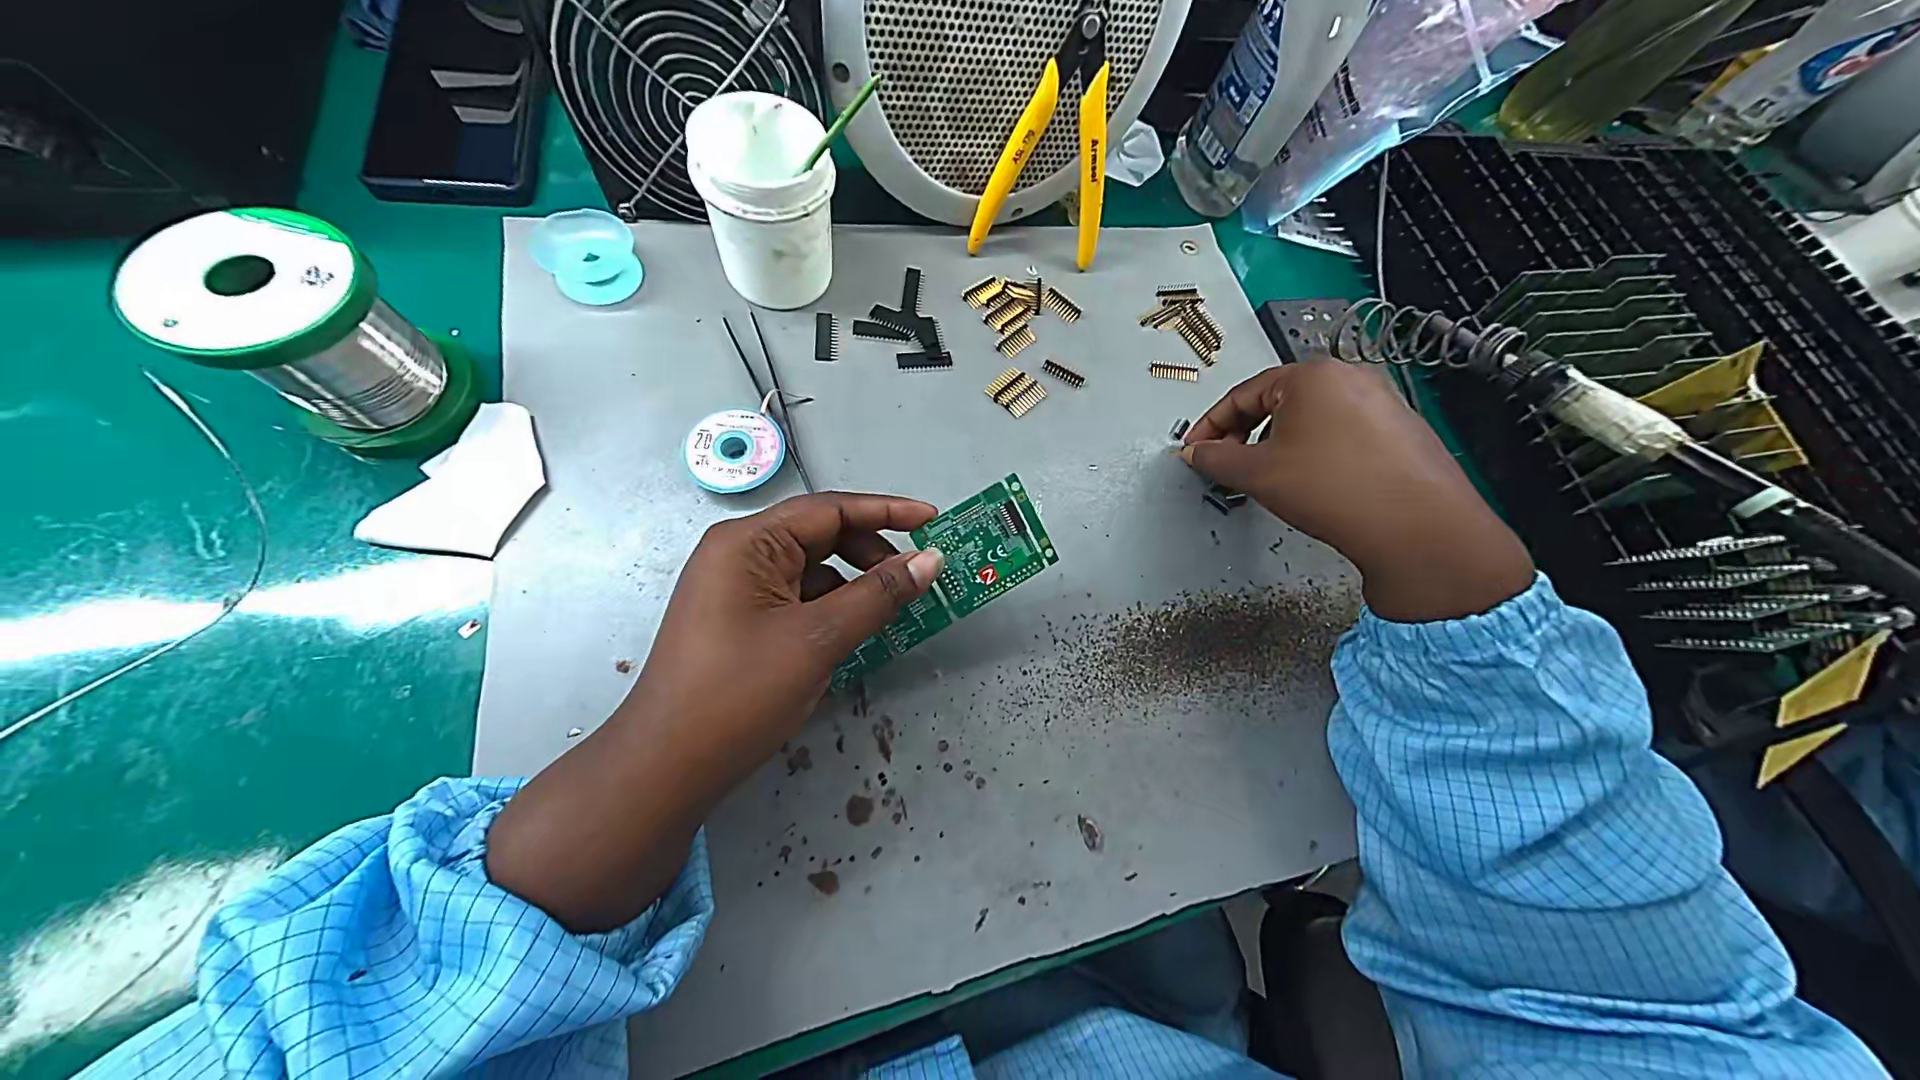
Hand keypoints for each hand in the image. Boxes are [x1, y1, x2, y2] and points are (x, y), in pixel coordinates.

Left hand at [488, 493, 944, 931]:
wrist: (667, 767)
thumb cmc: (740, 693)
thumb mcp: (818, 639)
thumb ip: (879, 594)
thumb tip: (929, 560)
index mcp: (748, 542)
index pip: (829, 510)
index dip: (887, 511)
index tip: (933, 520)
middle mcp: (738, 554)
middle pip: (820, 536)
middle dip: (871, 553)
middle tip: (914, 579)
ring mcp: (736, 588)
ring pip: (811, 570)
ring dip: (853, 583)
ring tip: (889, 611)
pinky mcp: (739, 618)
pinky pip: (797, 597)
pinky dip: (831, 607)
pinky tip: (852, 631)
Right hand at [1182, 360, 1532, 621]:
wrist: (1416, 527)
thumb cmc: (1342, 490)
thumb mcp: (1256, 474)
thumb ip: (1215, 458)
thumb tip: (1199, 454)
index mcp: (1313, 375)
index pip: (1242, 394)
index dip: (1211, 424)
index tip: (1198, 448)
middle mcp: (1351, 378)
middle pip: (1276, 401)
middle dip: (1244, 434)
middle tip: (1227, 463)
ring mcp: (1381, 402)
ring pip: (1308, 418)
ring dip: (1276, 444)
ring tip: (1268, 477)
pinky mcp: (1399, 429)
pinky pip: (1338, 432)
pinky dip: (1311, 452)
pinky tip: (1308, 483)